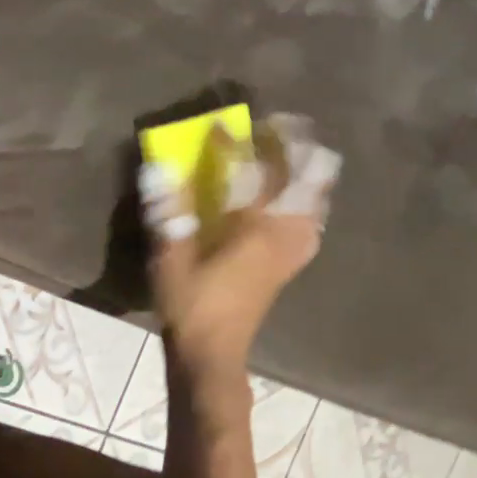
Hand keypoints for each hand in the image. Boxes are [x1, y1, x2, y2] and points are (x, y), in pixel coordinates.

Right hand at [144, 115, 338, 371]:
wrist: (214, 353)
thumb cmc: (190, 305)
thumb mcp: (170, 259)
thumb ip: (170, 213)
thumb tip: (159, 169)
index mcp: (255, 228)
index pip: (251, 172)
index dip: (233, 144)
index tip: (218, 124)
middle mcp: (284, 232)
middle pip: (305, 176)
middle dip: (293, 146)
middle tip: (276, 126)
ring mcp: (294, 248)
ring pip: (317, 196)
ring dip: (307, 169)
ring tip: (291, 152)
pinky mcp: (291, 261)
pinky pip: (312, 217)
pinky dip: (309, 197)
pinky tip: (296, 198)